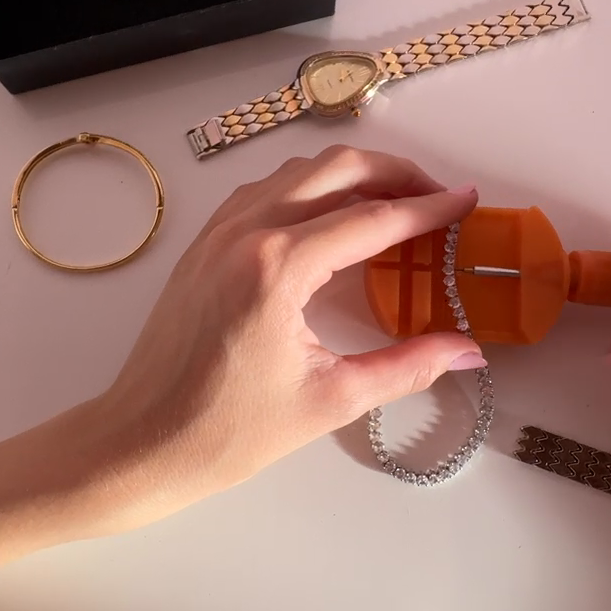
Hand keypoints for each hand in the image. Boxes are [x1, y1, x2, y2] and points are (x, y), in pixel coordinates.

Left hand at [59, 146, 482, 534]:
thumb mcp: (330, 399)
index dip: (428, 208)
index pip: (371, 218)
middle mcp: (246, 231)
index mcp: (278, 266)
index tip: (467, 201)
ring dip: (348, 174)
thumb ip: (407, 365)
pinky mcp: (202, 243)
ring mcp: (217, 232)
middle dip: (393, 173)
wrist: (142, 440)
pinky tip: (326, 216)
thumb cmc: (228, 430)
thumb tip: (468, 350)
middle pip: (334, 170)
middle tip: (434, 195)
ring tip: (390, 200)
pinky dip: (305, 188)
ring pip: (295, 172)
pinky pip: (262, 191)